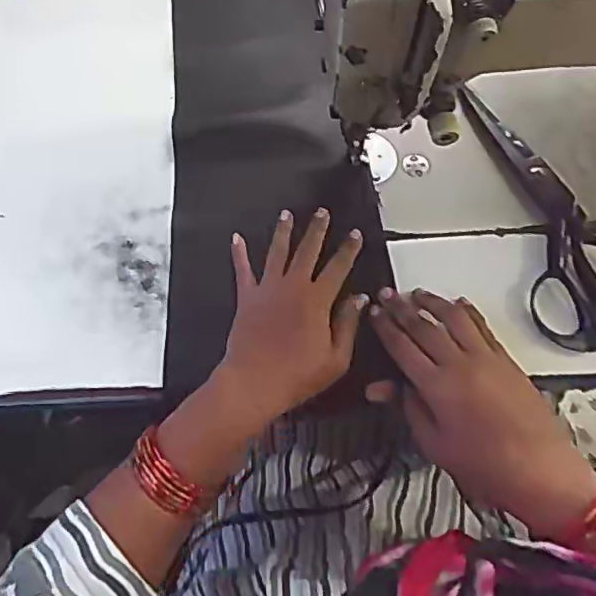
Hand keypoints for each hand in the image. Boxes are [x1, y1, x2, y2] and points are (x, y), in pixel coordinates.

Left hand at [215, 208, 367, 422]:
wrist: (254, 383)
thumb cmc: (297, 375)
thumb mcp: (336, 358)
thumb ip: (348, 324)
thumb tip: (359, 299)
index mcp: (317, 300)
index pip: (338, 267)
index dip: (348, 249)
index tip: (354, 234)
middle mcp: (293, 287)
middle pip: (307, 250)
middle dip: (317, 229)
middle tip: (322, 212)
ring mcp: (267, 290)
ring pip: (277, 252)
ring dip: (283, 231)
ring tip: (286, 214)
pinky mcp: (247, 298)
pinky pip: (243, 270)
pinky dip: (239, 253)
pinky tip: (236, 238)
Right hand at [366, 289, 595, 537]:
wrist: (539, 470)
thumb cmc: (489, 466)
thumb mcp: (435, 445)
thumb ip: (409, 410)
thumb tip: (388, 389)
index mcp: (437, 387)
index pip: (402, 346)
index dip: (385, 327)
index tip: (375, 313)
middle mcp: (460, 365)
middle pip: (423, 326)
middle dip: (401, 307)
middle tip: (388, 295)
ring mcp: (486, 358)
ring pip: (454, 317)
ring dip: (433, 302)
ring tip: (418, 294)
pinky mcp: (506, 360)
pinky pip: (482, 326)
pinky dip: (467, 312)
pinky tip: (459, 305)